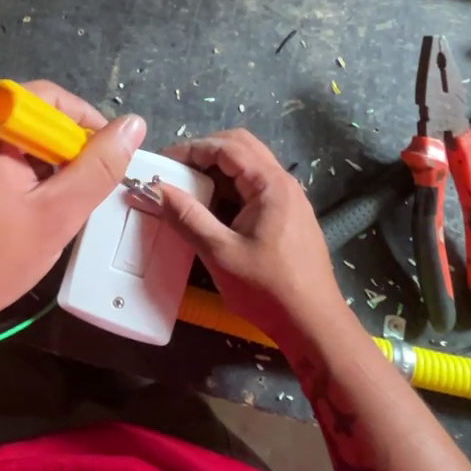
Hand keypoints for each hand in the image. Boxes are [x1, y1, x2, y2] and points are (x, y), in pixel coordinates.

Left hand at [0, 80, 145, 346]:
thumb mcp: (57, 215)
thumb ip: (98, 167)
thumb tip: (133, 125)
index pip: (49, 99)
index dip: (85, 124)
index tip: (104, 161)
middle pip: (27, 114)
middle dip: (58, 148)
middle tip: (76, 190)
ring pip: (7, 133)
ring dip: (34, 161)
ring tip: (45, 204)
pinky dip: (7, 167)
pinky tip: (13, 206)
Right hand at [137, 129, 349, 347]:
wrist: (313, 324)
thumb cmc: (268, 288)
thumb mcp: (220, 254)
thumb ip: (187, 218)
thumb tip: (156, 189)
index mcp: (270, 184)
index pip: (227, 147)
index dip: (191, 149)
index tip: (162, 162)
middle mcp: (283, 183)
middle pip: (241, 147)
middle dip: (204, 152)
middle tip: (175, 170)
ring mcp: (288, 200)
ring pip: (248, 167)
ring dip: (216, 171)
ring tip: (187, 189)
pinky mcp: (287, 216)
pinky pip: (254, 187)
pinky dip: (229, 188)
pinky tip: (211, 210)